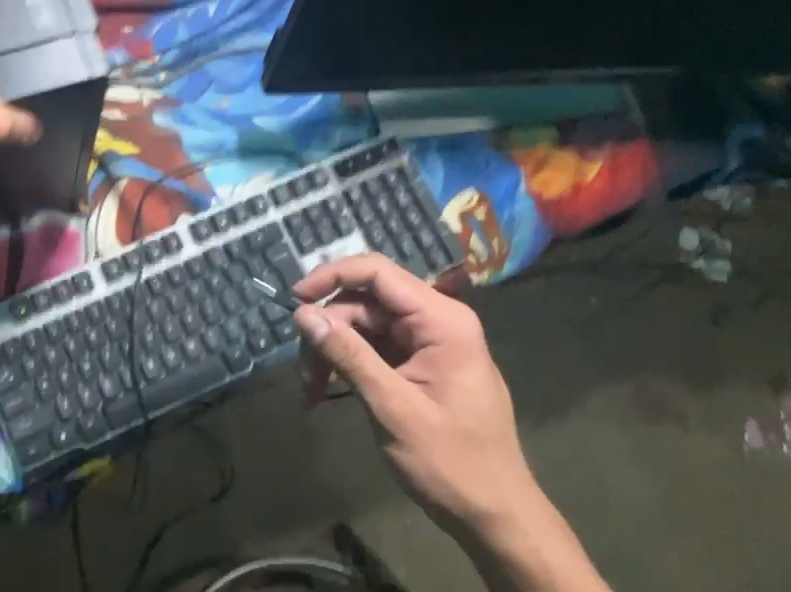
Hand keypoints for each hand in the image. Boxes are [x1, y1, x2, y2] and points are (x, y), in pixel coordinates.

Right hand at [292, 254, 536, 537]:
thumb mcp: (392, 408)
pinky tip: (325, 392)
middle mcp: (435, 322)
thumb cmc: (452, 463)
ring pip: (361, 327)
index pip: (377, 272)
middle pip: (363, 302)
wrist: (496, 518)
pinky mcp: (417, 365)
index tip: (294, 300)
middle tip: (304, 373)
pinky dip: (345, 366)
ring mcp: (426, 343)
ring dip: (331, 353)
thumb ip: (348, 355)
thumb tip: (303, 314)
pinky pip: (371, 349)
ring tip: (311, 391)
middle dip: (328, 332)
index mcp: (442, 321)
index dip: (332, 276)